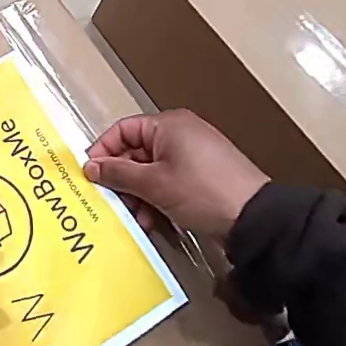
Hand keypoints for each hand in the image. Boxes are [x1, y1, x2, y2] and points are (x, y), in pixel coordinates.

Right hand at [84, 110, 267, 242]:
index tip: (91, 174)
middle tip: (112, 200)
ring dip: (138, 194)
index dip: (103, 151)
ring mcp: (191, 155)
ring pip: (150, 170)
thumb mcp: (154, 184)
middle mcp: (179, 134)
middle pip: (135, 151)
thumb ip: (118, 174)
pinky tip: (154, 220)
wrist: (254, 219)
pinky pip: (167, 181)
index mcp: (167, 125)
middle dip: (122, 179)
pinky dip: (156, 198)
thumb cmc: (207, 192)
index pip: (122, 130)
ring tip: (136, 216)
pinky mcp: (201, 175)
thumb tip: (93, 167)